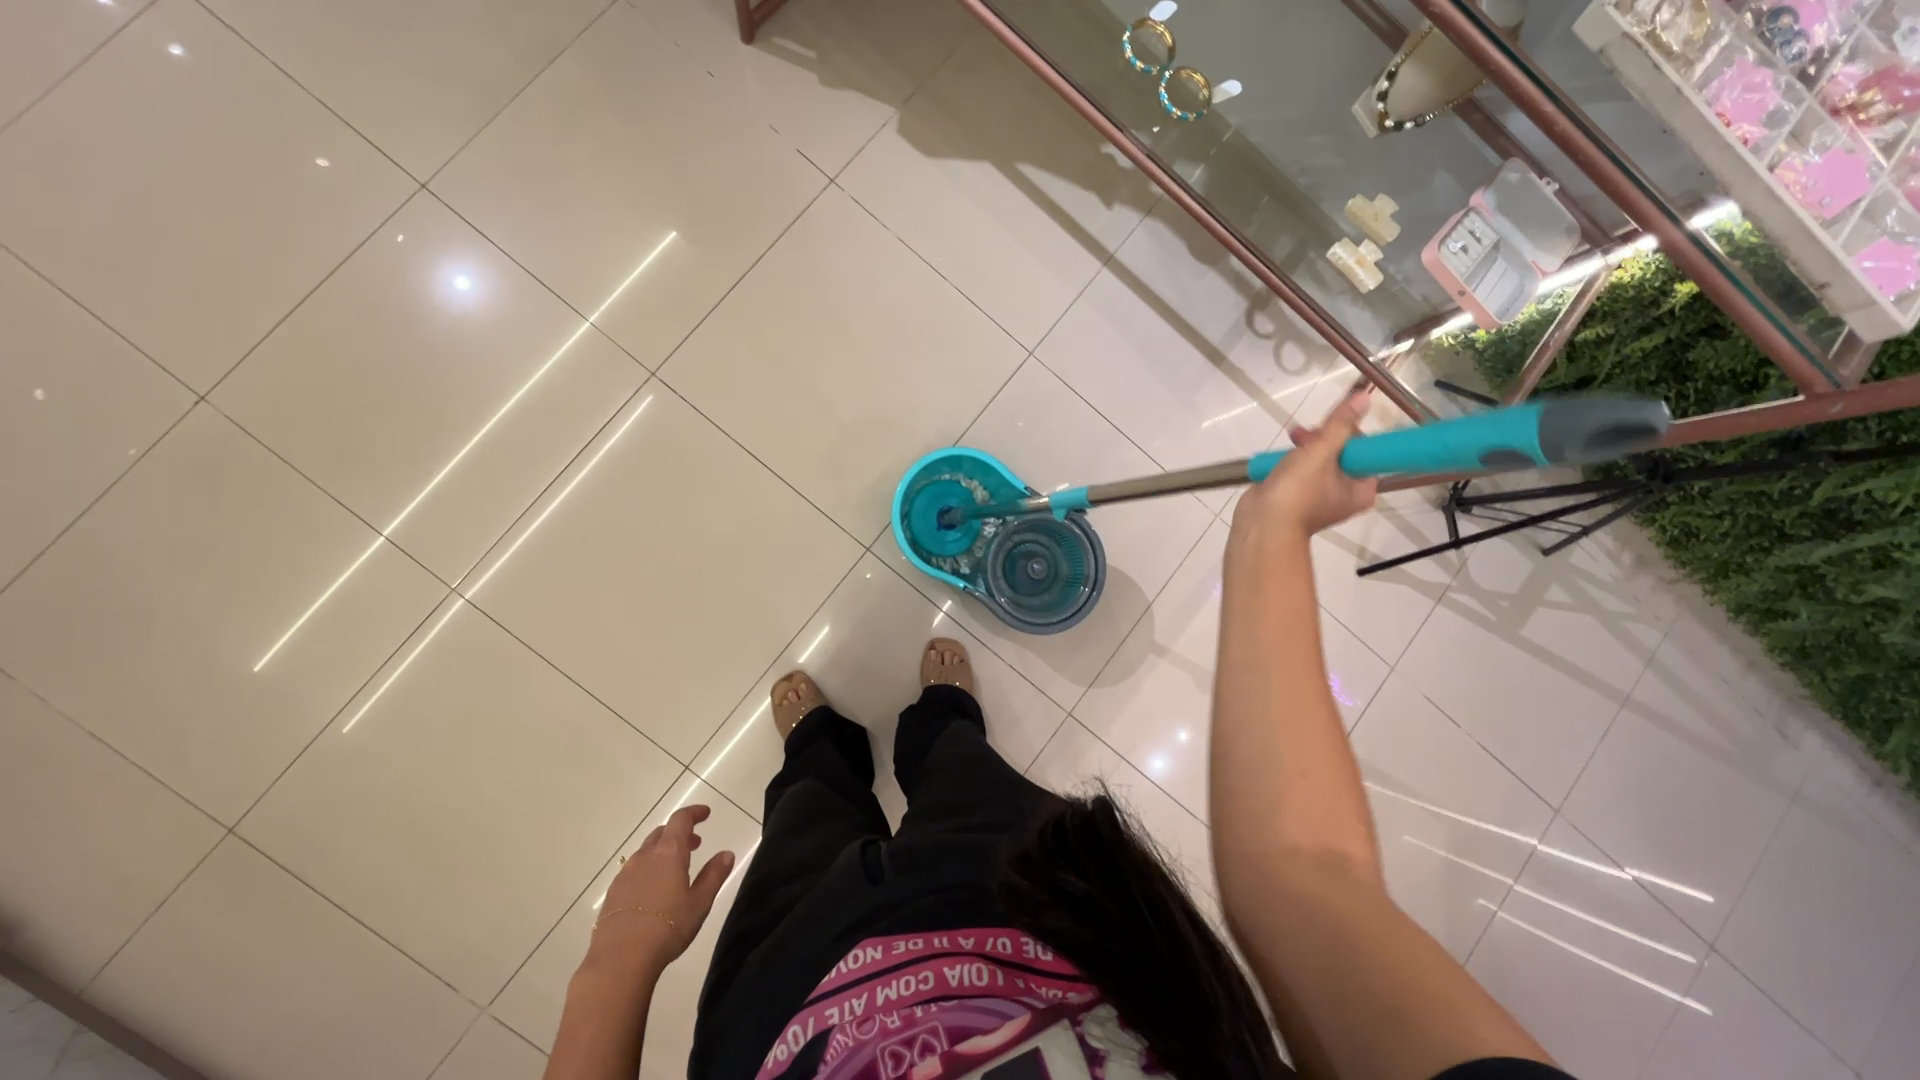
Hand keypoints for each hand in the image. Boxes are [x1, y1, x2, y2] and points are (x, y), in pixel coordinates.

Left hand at [586, 805, 735, 976]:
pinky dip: (648, 869)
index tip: (706, 813)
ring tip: (675, 869)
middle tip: (695, 844)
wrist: (620, 959)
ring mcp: (624, 875)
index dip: (694, 813)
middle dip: (679, 834)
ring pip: (645, 852)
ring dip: (662, 852)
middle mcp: (644, 858)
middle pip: (661, 834)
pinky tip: (653, 891)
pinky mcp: (612, 894)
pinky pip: (633, 871)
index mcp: (668, 854)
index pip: (680, 820)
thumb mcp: (699, 903)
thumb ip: (714, 875)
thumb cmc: (667, 928)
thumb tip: (726, 853)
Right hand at [1233, 390, 1377, 543]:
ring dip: (1306, 446)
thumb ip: (1341, 424)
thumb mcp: (1321, 452)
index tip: (1331, 426)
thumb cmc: (1297, 492)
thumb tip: (1364, 397)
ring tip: (1291, 438)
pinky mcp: (1298, 496)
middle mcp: (1345, 493)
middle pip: (1343, 453)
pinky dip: (1293, 460)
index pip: (1367, 451)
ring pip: (1320, 460)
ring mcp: (1320, 495)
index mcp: (1361, 489)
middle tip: (1306, 435)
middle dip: (1324, 438)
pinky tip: (1280, 455)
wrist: (1262, 525)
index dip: (1350, 433)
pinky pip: (1302, 470)